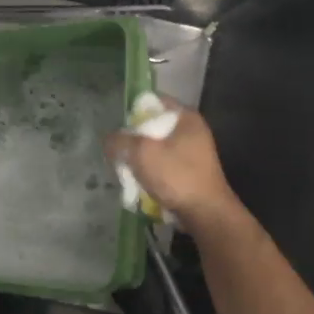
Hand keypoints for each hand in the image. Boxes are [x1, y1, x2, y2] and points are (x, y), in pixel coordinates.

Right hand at [106, 98, 245, 232]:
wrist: (205, 212)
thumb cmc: (176, 176)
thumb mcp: (141, 153)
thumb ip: (120, 141)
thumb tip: (109, 139)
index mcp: (185, 116)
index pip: (153, 101)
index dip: (132, 112)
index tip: (118, 129)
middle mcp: (191, 130)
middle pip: (152, 126)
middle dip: (132, 140)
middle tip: (119, 153)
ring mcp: (192, 151)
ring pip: (155, 147)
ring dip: (139, 159)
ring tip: (127, 171)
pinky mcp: (189, 171)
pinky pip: (162, 164)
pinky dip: (149, 171)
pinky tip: (139, 183)